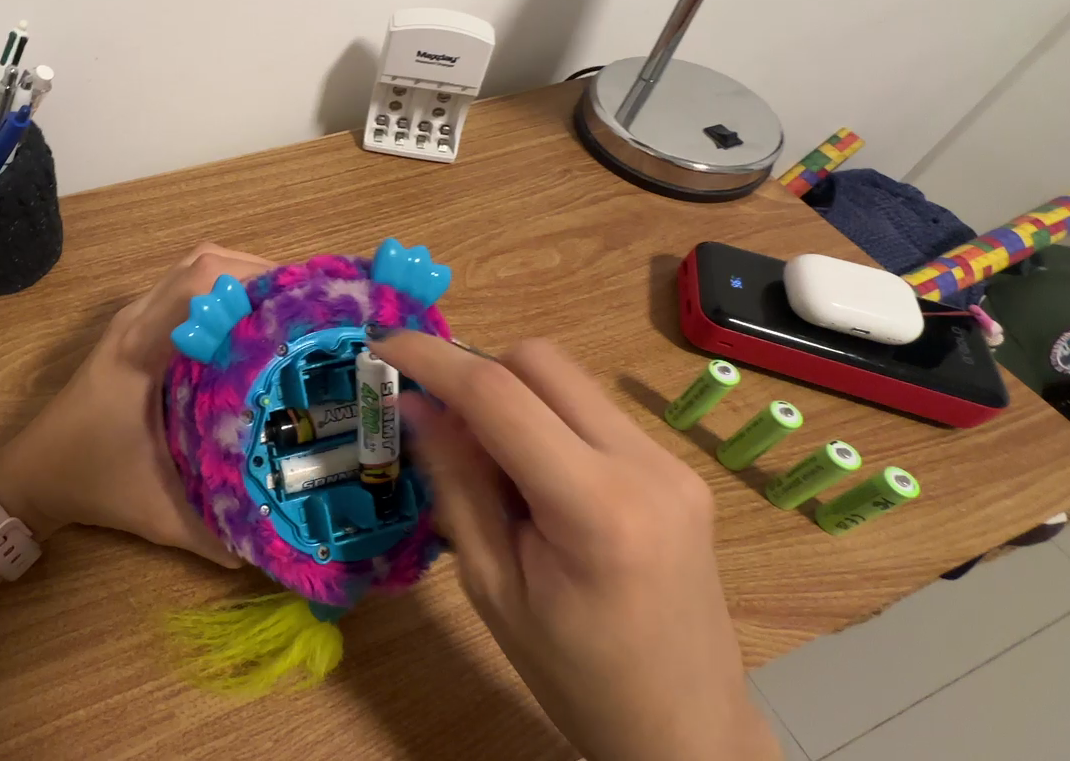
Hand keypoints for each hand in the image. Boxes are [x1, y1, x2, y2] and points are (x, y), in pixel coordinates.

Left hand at [0, 244, 274, 567]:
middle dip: (257, 273)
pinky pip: (184, 288)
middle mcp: (137, 320)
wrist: (32, 472)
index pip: (197, 284)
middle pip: (201, 261)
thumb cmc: (90, 481)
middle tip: (304, 306)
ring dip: (239, 278)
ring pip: (192, 267)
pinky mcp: (136, 326)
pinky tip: (251, 324)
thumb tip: (275, 552)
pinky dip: (220, 291)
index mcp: (141, 350)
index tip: (301, 304)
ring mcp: (134, 318)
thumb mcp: (157, 511)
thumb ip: (215, 535)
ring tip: (286, 309)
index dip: (251, 279)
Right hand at [369, 329, 779, 760]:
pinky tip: (530, 477)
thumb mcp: (490, 582)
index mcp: (596, 507)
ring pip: (566, 379)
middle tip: (435, 415)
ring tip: (485, 461)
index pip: (498, 394)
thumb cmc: (574, 676)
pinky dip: (544, 418)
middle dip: (474, 369)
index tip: (382, 348)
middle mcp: (645, 464)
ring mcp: (670, 462)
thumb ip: (454, 479)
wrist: (688, 733)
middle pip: (539, 362)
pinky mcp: (676, 468)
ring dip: (510, 395)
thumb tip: (413, 401)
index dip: (431, 359)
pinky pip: (591, 410)